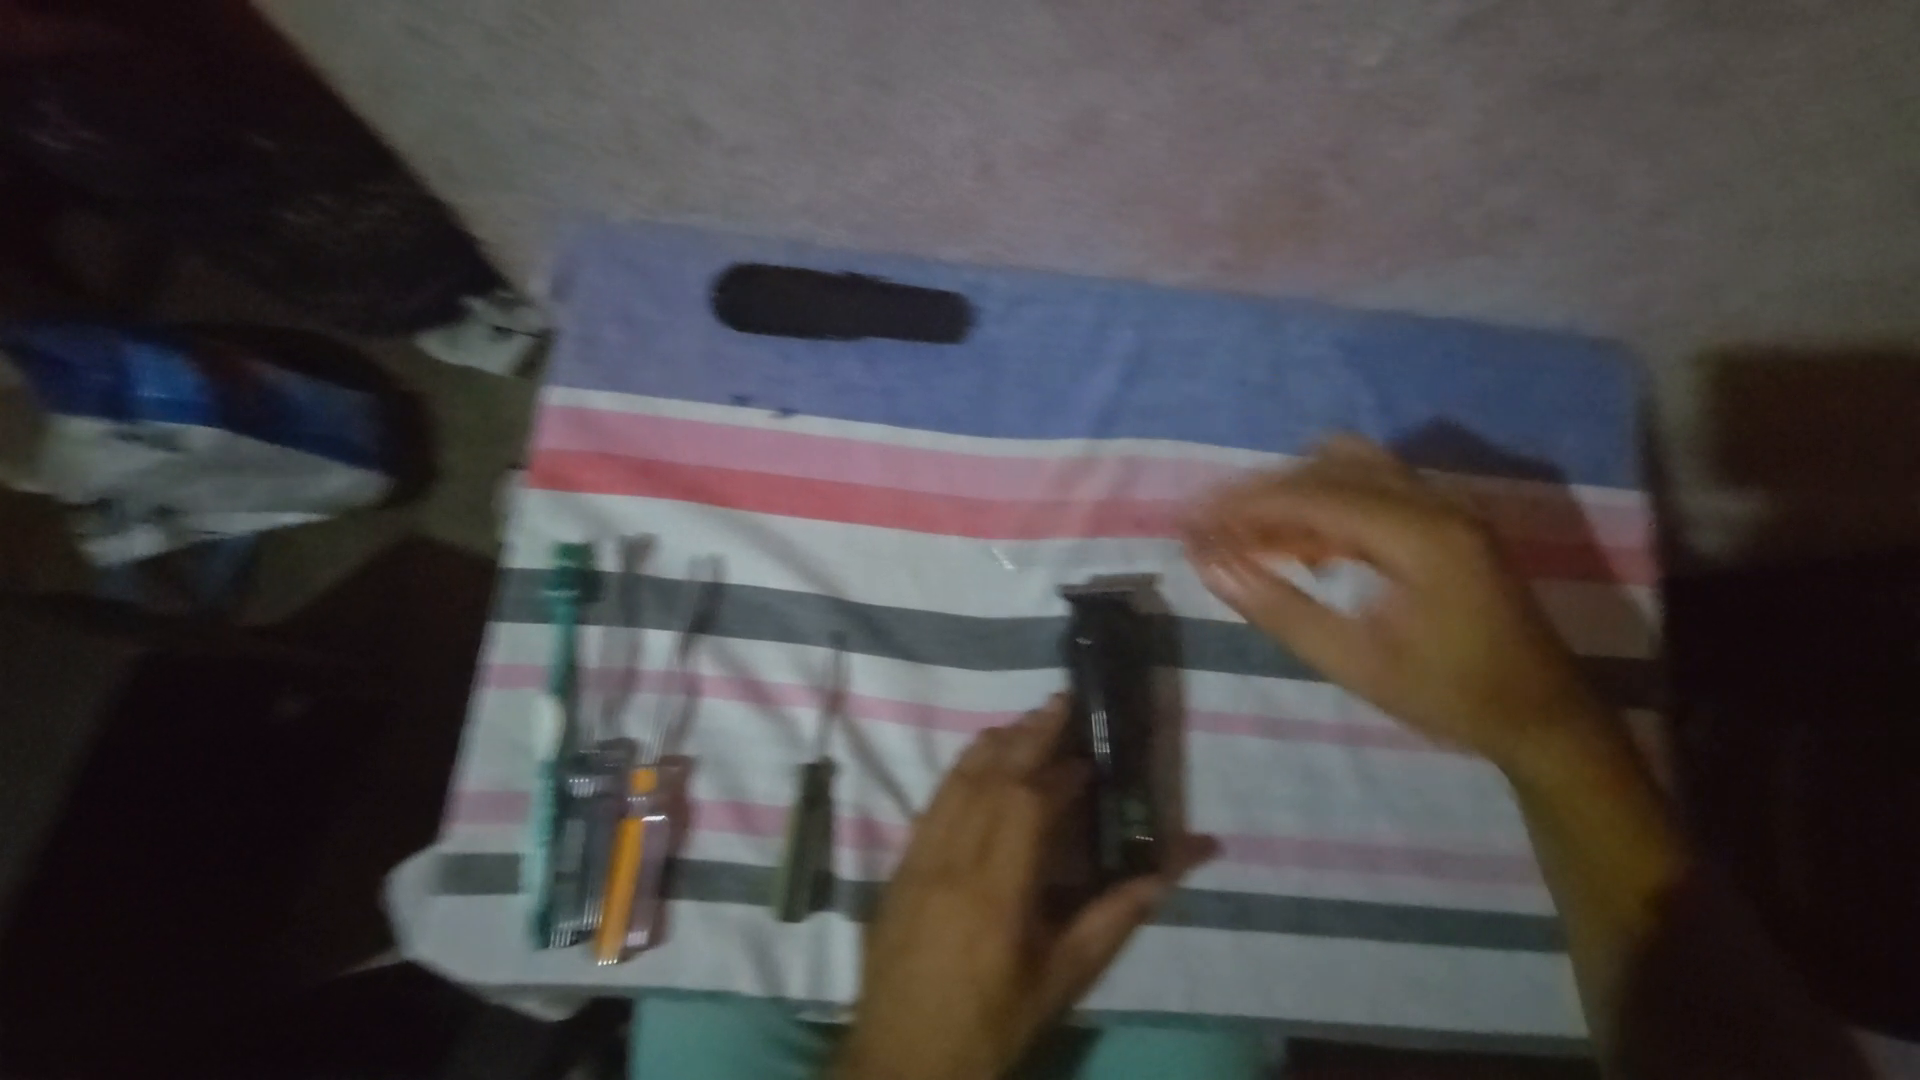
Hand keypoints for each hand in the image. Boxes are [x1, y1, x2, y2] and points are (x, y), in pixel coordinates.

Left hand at [835, 697, 1214, 1079]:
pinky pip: (931, 803)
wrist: (903, 1060)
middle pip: (989, 778)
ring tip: (1026, 721)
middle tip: (1059, 700)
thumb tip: (1167, 871)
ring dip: (992, 745)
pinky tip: (979, 763)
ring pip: (954, 782)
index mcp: (995, 894)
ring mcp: (917, 860)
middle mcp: (950, 863)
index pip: (1026, 806)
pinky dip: (960, 772)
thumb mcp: (1061, 981)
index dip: (1058, 773)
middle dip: (1027, 734)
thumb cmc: (992, 1024)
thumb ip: (1113, 917)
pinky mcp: (897, 867)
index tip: (1087, 759)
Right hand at [1183, 436, 1605, 770]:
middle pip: (1325, 468)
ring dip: (1291, 493)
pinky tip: (1299, 548)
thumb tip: (1210, 567)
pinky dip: (1324, 506)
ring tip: (1247, 534)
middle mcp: (1434, 502)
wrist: (1544, 717)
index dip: (1243, 506)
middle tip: (1208, 528)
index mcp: (1419, 535)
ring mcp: (1444, 507)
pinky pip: (1371, 489)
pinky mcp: (1444, 520)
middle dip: (1259, 495)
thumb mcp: (1355, 663)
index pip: (1311, 497)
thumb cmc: (1449, 696)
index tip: (1191, 523)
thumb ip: (1279, 610)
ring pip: (1348, 468)